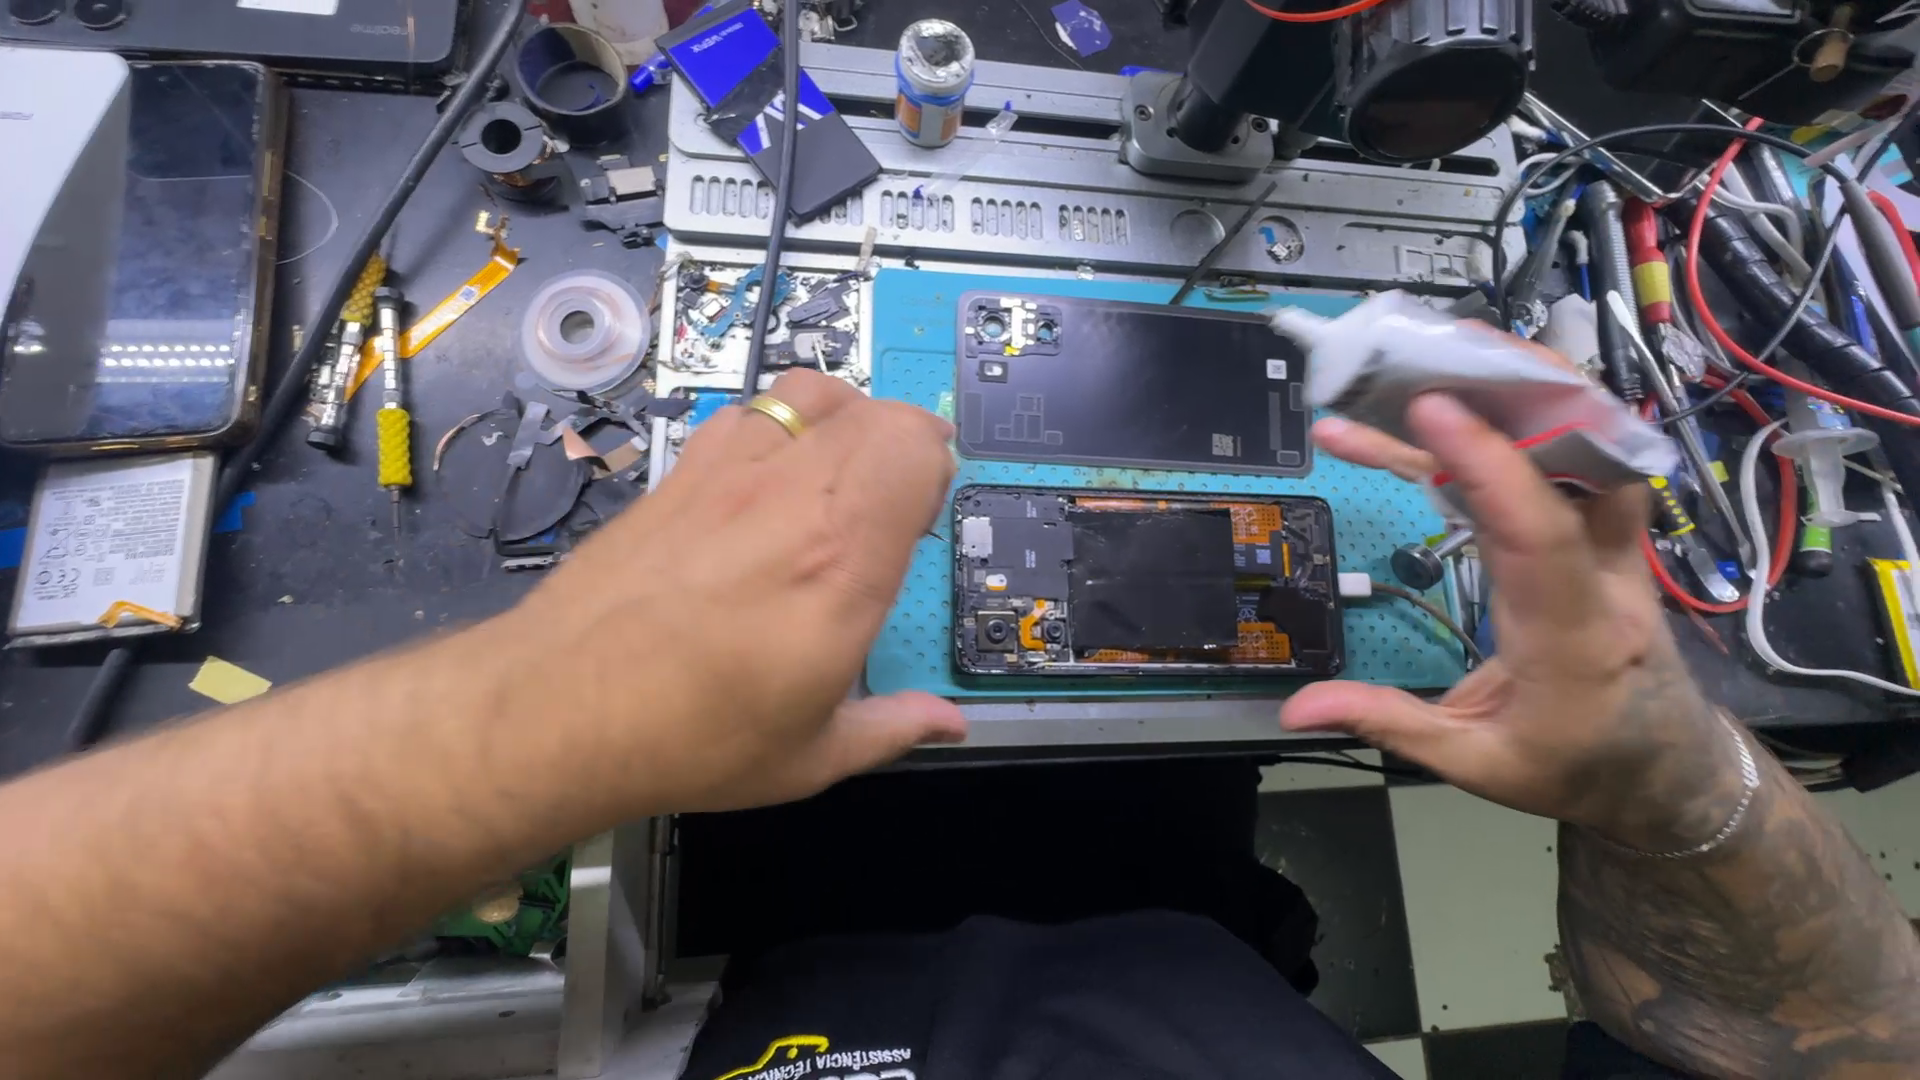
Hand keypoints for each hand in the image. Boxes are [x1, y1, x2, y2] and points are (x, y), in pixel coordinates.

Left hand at [500, 371, 964, 815]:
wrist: (556, 710)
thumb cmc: (696, 738)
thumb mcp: (813, 756)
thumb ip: (895, 727)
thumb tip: (952, 723)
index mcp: (844, 564)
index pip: (917, 452)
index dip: (937, 470)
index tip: (924, 517)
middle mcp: (796, 499)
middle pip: (879, 415)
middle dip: (910, 444)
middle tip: (895, 502)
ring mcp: (734, 474)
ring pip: (816, 392)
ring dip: (851, 420)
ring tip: (843, 470)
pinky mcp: (684, 471)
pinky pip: (752, 408)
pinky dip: (786, 420)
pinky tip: (775, 471)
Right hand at [1282, 394, 1739, 850]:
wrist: (1669, 773)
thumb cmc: (1574, 767)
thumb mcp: (1476, 763)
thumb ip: (1387, 723)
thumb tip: (1292, 709)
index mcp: (1574, 634)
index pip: (1539, 531)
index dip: (1489, 464)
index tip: (1432, 407)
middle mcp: (1604, 574)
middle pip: (1592, 460)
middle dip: (1526, 392)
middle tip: (1443, 347)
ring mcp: (1609, 551)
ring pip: (1584, 450)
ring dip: (1515, 397)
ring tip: (1423, 365)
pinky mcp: (1593, 541)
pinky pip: (1557, 472)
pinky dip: (1494, 440)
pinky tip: (1419, 430)